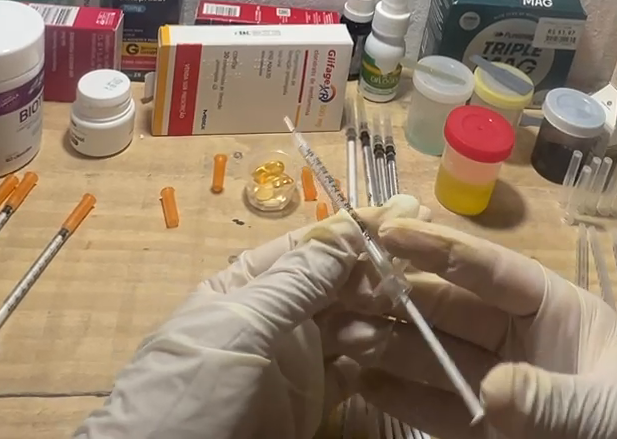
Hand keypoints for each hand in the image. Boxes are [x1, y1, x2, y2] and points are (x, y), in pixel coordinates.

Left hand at [73, 196, 421, 438]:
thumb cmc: (193, 388)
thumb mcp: (243, 323)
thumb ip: (301, 278)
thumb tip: (352, 226)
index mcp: (248, 282)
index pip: (310, 245)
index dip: (354, 228)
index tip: (404, 211)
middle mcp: (274, 314)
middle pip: (334, 281)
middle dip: (374, 267)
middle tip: (422, 255)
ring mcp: (292, 360)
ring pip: (347, 322)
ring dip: (379, 309)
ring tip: (414, 298)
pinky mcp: (308, 404)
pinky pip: (350, 369)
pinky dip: (374, 354)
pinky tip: (397, 341)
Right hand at [334, 219, 616, 438]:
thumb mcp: (612, 412)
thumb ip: (551, 400)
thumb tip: (487, 392)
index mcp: (555, 308)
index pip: (488, 268)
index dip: (437, 247)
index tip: (387, 230)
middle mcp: (521, 339)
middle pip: (451, 308)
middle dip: (399, 296)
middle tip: (342, 288)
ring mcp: (502, 386)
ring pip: (436, 355)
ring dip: (388, 343)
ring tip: (338, 336)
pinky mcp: (490, 435)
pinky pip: (439, 409)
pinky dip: (399, 395)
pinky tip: (360, 381)